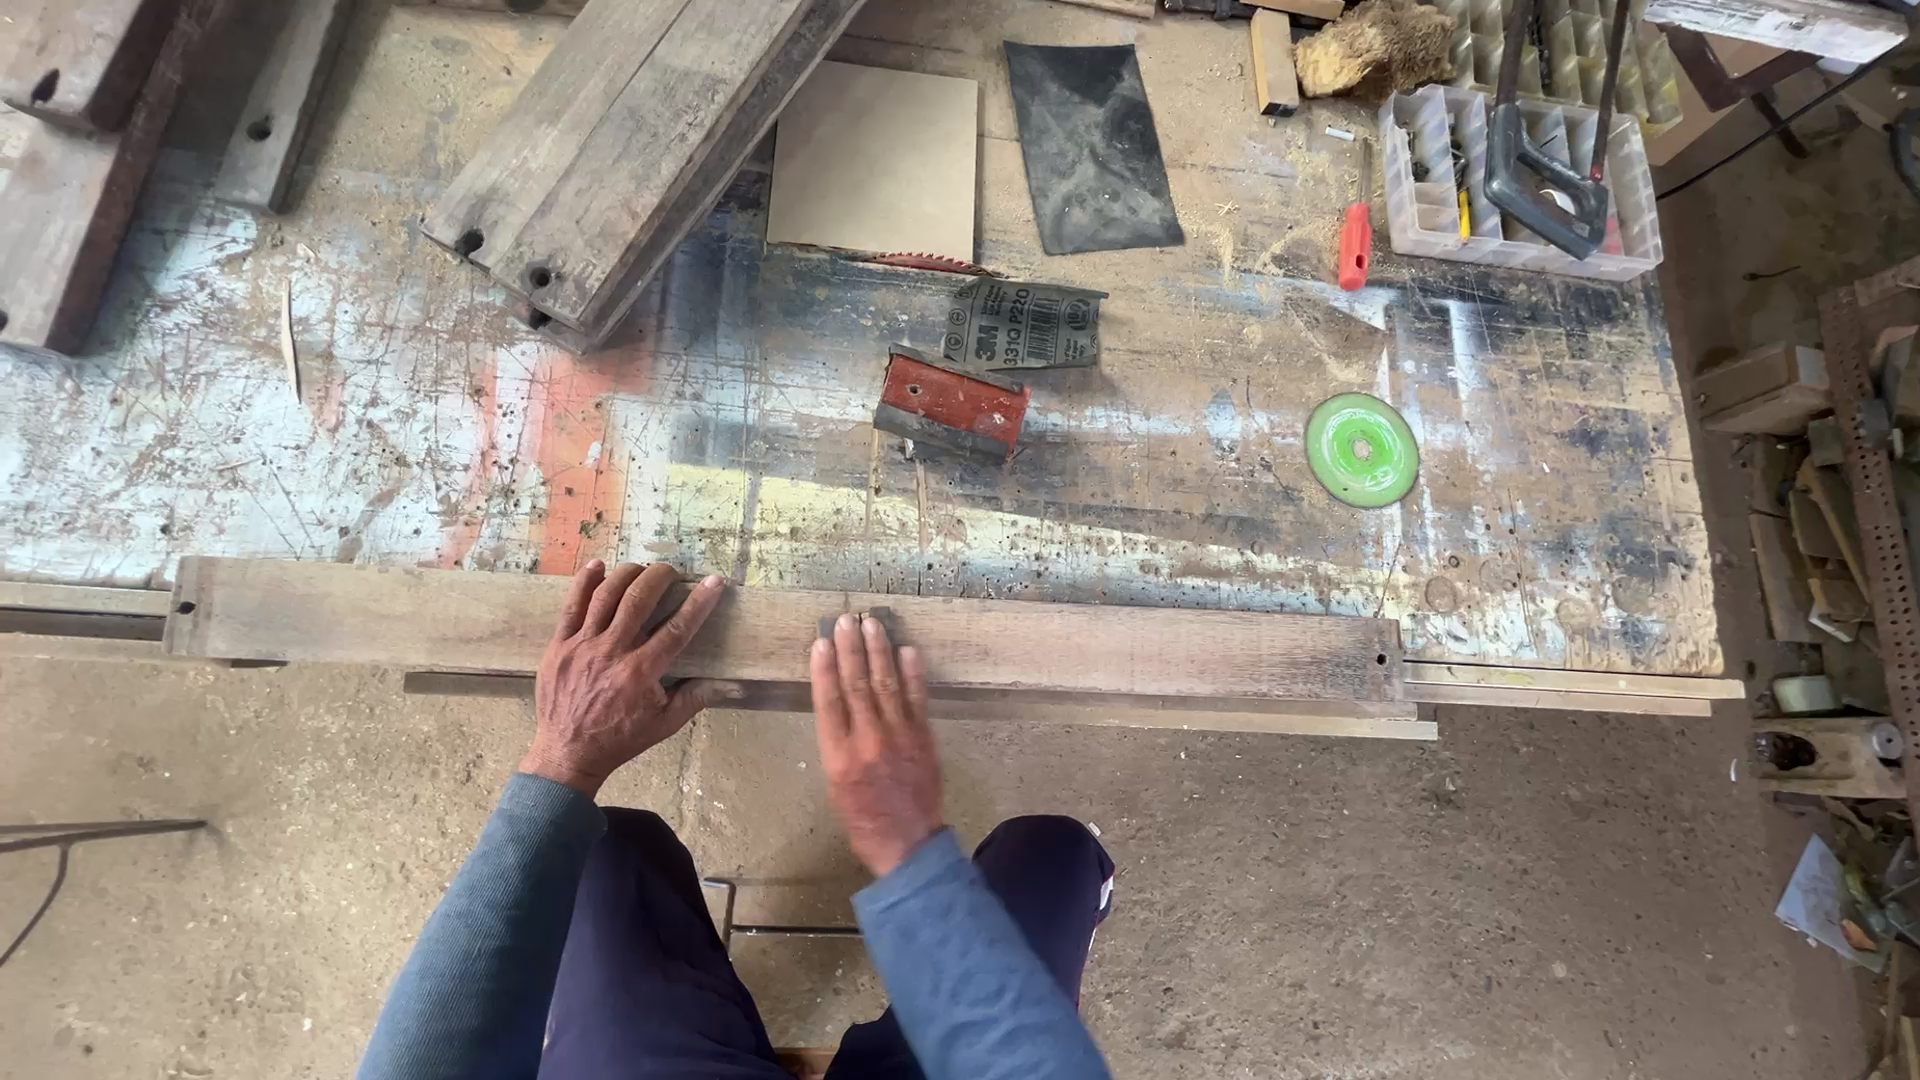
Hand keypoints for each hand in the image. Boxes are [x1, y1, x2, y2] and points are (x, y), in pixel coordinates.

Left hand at [522, 560, 737, 796]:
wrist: (567, 754)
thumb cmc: (621, 738)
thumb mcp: (665, 724)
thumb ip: (696, 697)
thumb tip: (731, 682)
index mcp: (640, 673)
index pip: (677, 628)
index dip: (699, 602)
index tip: (714, 582)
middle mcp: (611, 653)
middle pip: (638, 600)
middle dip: (660, 576)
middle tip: (671, 572)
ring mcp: (581, 647)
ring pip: (606, 595)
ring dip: (627, 574)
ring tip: (641, 569)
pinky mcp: (558, 646)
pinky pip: (571, 606)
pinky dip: (585, 582)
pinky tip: (598, 566)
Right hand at [810, 613, 943, 877]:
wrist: (908, 843)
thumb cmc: (864, 818)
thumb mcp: (835, 784)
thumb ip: (837, 742)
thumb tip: (838, 700)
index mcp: (839, 756)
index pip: (829, 701)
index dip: (824, 668)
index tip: (821, 641)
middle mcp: (868, 740)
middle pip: (857, 684)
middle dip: (851, 649)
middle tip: (847, 620)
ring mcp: (900, 736)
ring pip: (887, 684)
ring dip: (879, 651)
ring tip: (872, 626)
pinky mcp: (924, 736)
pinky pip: (918, 698)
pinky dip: (913, 673)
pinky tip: (907, 650)